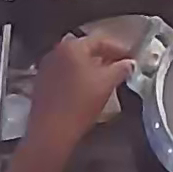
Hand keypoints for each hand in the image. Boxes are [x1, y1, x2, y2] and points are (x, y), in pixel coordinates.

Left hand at [25, 33, 133, 150]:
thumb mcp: (107, 83)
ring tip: (105, 78)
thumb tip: (130, 63)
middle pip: (86, 49)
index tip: (131, 57)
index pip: (100, 41)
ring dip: (91, 67)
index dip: (119, 48)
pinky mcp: (42, 82)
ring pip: (74, 62)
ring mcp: (46, 67)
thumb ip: (121, 69)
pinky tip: (86, 88)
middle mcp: (56, 52)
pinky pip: (65, 73)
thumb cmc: (81, 103)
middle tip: (120, 66)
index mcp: (72, 46)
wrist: (51, 131)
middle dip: (104, 57)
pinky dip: (78, 76)